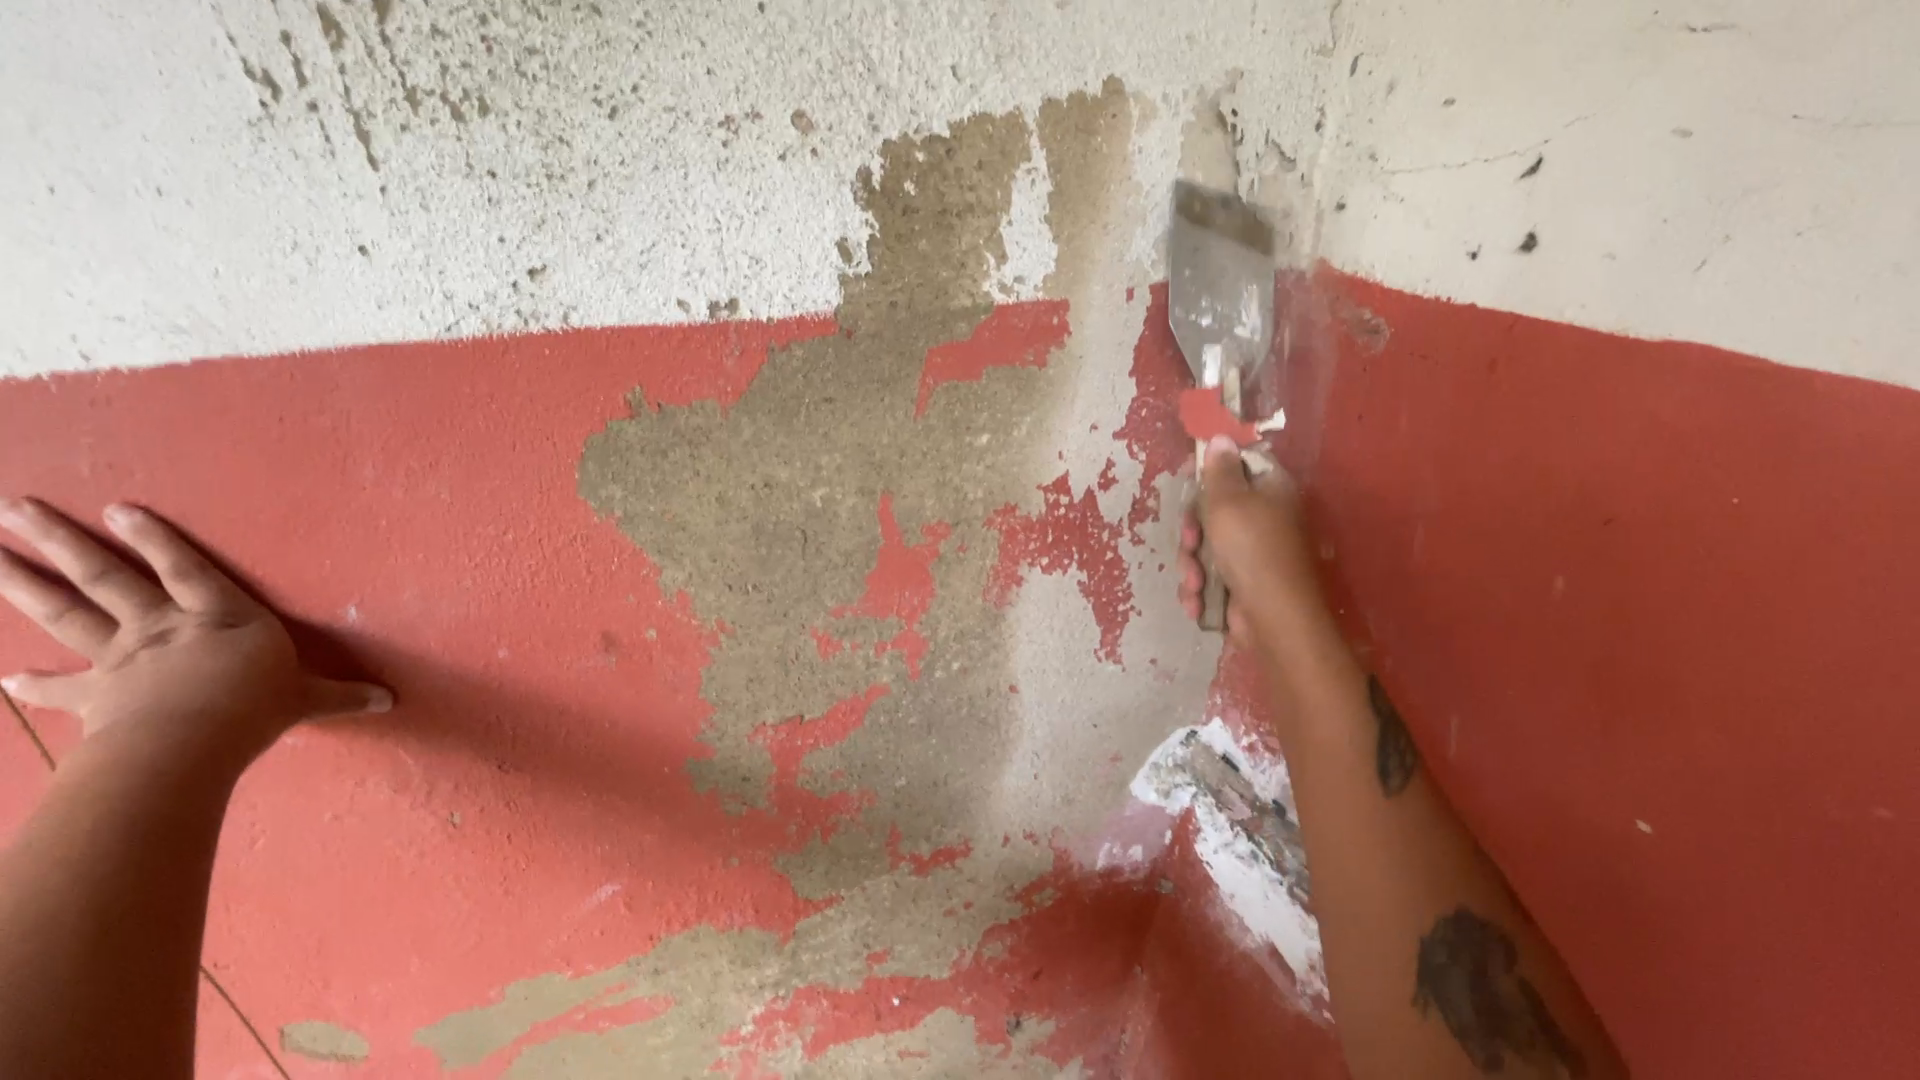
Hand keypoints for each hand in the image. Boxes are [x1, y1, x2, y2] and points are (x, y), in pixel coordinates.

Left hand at [0, 498, 389, 761]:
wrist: (189, 744)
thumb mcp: (309, 699)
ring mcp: (122, 659)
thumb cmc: (254, 709)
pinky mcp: (96, 696)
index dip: (155, 538)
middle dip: (63, 542)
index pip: (186, 568)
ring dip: (21, 583)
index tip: (116, 508)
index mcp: (220, 619)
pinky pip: (60, 687)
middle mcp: (164, 628)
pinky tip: (5, 677)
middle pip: (107, 578)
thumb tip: (390, 699)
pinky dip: (32, 683)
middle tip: (15, 508)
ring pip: (67, 613)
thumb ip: (342, 696)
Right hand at [1178, 436, 1323, 648]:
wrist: (1272, 618)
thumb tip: (1220, 438)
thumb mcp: (1229, 500)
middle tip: (1190, 541)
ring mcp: (1250, 553)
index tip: (1187, 476)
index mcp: (1269, 489)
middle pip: (1212, 508)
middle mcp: (1263, 517)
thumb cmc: (1252, 549)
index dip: (1211, 468)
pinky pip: (1206, 576)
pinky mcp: (1238, 583)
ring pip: (1203, 546)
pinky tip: (1197, 601)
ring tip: (1194, 581)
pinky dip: (1198, 589)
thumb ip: (1219, 469)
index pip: (1238, 463)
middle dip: (1192, 530)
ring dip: (1190, 564)